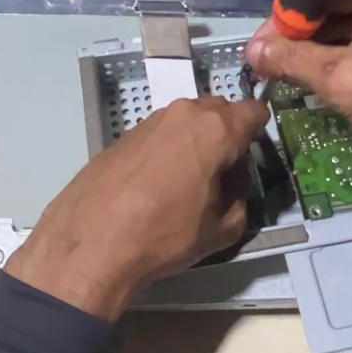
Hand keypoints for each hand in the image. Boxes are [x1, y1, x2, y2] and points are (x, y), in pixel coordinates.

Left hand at [4, 96, 269, 318]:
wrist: (91, 241)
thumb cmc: (164, 234)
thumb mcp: (221, 230)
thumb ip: (240, 202)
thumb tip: (234, 192)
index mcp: (216, 129)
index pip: (254, 112)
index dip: (260, 133)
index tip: (254, 157)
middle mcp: (185, 113)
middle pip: (220, 111)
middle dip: (229, 134)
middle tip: (225, 171)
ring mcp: (152, 119)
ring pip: (189, 120)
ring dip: (197, 140)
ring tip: (190, 179)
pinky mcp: (126, 133)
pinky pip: (162, 132)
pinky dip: (170, 148)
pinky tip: (160, 182)